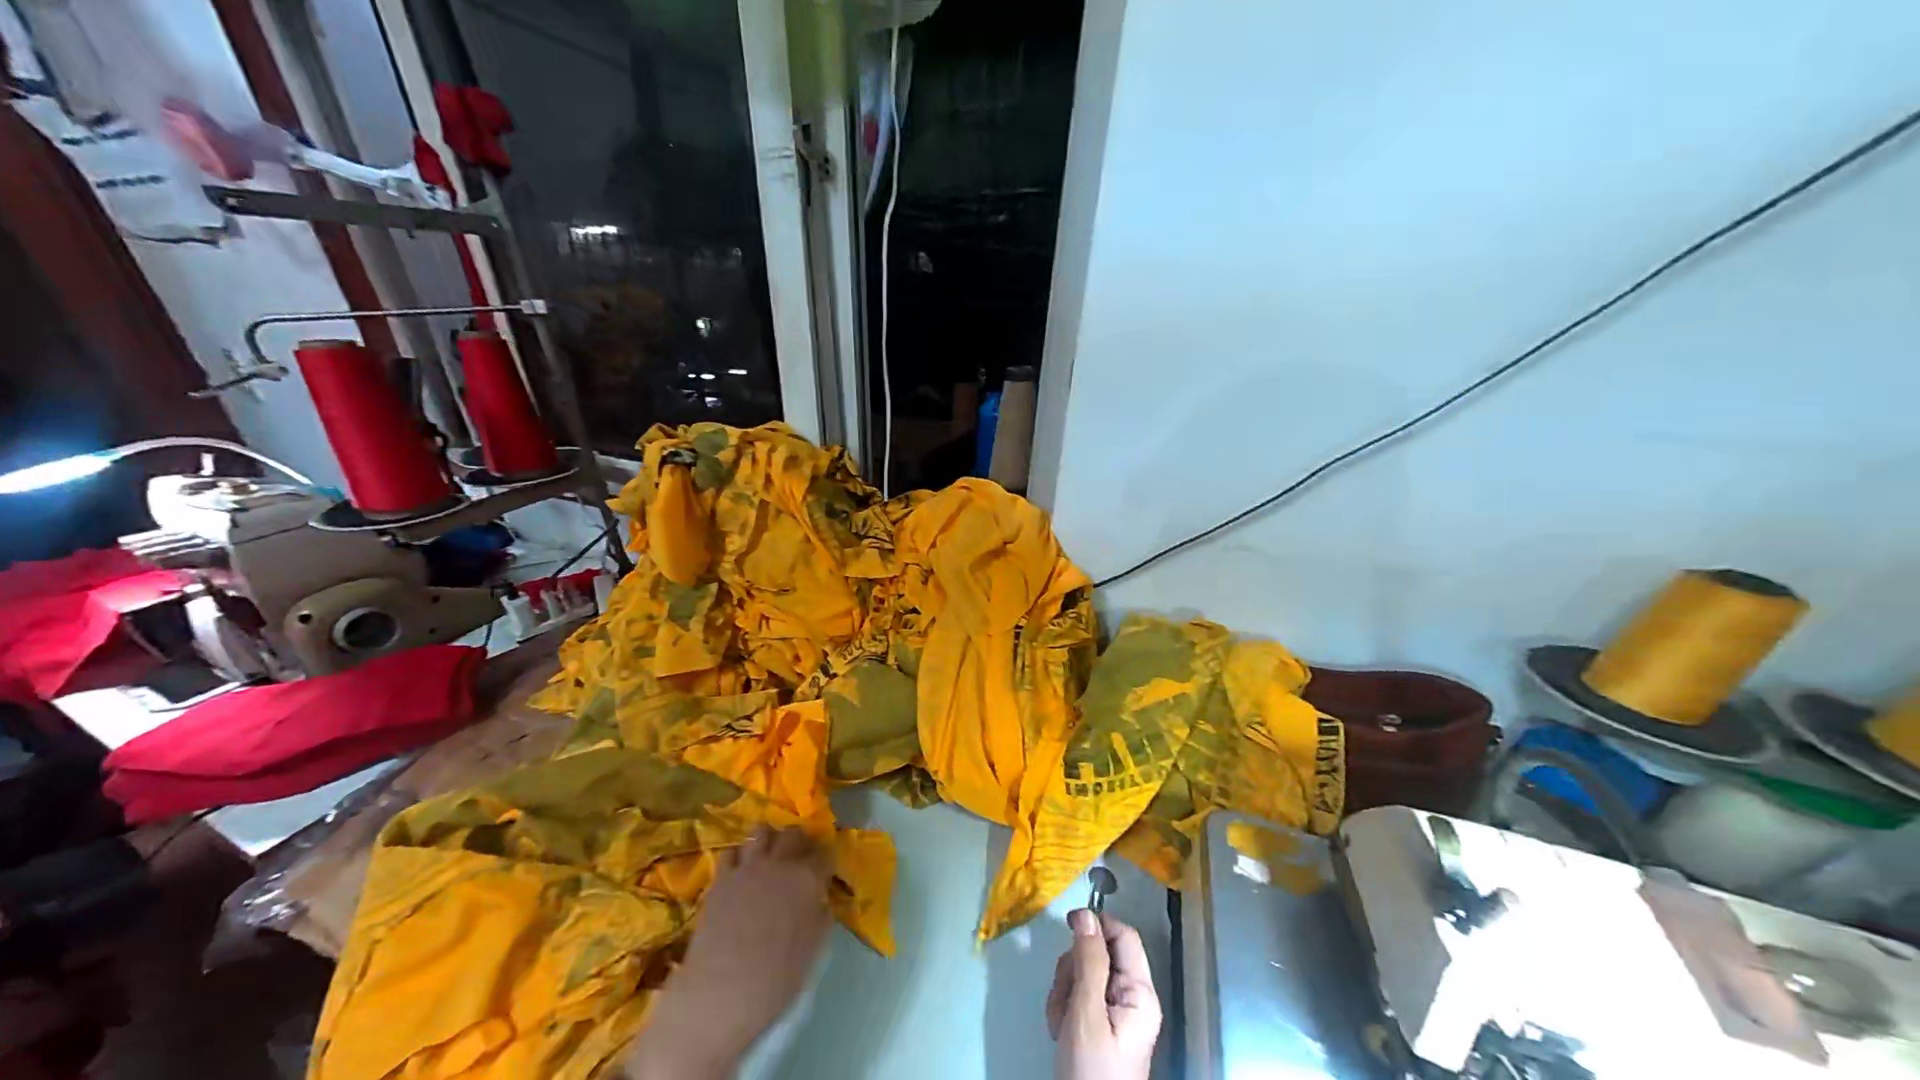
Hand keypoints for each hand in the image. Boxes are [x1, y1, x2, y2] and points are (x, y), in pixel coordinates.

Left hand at [626, 828, 830, 1077]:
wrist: (723, 991)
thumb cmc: (777, 978)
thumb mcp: (814, 949)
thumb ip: (820, 916)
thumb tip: (818, 900)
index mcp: (808, 879)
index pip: (825, 854)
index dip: (826, 861)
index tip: (824, 872)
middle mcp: (780, 864)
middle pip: (794, 834)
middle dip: (800, 842)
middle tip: (799, 859)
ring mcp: (748, 867)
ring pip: (761, 831)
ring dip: (769, 839)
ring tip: (769, 857)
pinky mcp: (721, 878)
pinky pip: (731, 851)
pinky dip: (739, 856)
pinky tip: (741, 871)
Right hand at [1047, 909, 1160, 1079]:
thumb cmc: (1092, 1071)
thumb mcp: (1087, 1013)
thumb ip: (1088, 962)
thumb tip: (1086, 914)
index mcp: (1139, 992)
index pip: (1123, 936)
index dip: (1097, 925)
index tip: (1067, 926)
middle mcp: (1130, 997)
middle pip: (1098, 954)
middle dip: (1073, 969)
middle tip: (1066, 999)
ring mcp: (1113, 1012)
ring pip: (1082, 974)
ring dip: (1064, 992)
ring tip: (1063, 1024)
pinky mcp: (1097, 1025)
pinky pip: (1075, 997)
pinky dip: (1063, 1009)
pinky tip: (1062, 1032)